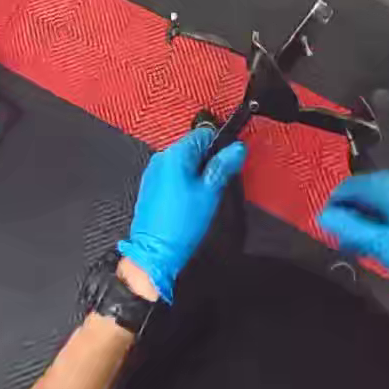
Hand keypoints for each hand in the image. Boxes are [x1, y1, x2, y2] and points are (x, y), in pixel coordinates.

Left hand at [116, 129, 245, 302]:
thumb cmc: (180, 224)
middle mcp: (162, 158)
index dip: (220, 144)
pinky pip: (173, 173)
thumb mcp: (210, 191)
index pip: (204, 132)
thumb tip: (238, 147)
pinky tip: (189, 200)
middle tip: (216, 182)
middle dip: (208, 160)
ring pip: (184, 160)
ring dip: (197, 171)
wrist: (153, 255)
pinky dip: (184, 180)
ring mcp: (153, 172)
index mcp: (176, 154)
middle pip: (194, 145)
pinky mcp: (150, 186)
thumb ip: (225, 165)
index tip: (228, 161)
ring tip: (202, 194)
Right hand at [317, 171, 388, 346]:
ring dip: (367, 218)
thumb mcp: (386, 248)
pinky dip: (383, 220)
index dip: (334, 205)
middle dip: (351, 212)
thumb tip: (324, 216)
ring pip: (381, 199)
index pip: (352, 184)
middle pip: (367, 189)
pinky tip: (383, 243)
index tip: (324, 229)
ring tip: (360, 245)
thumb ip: (353, 230)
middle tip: (342, 241)